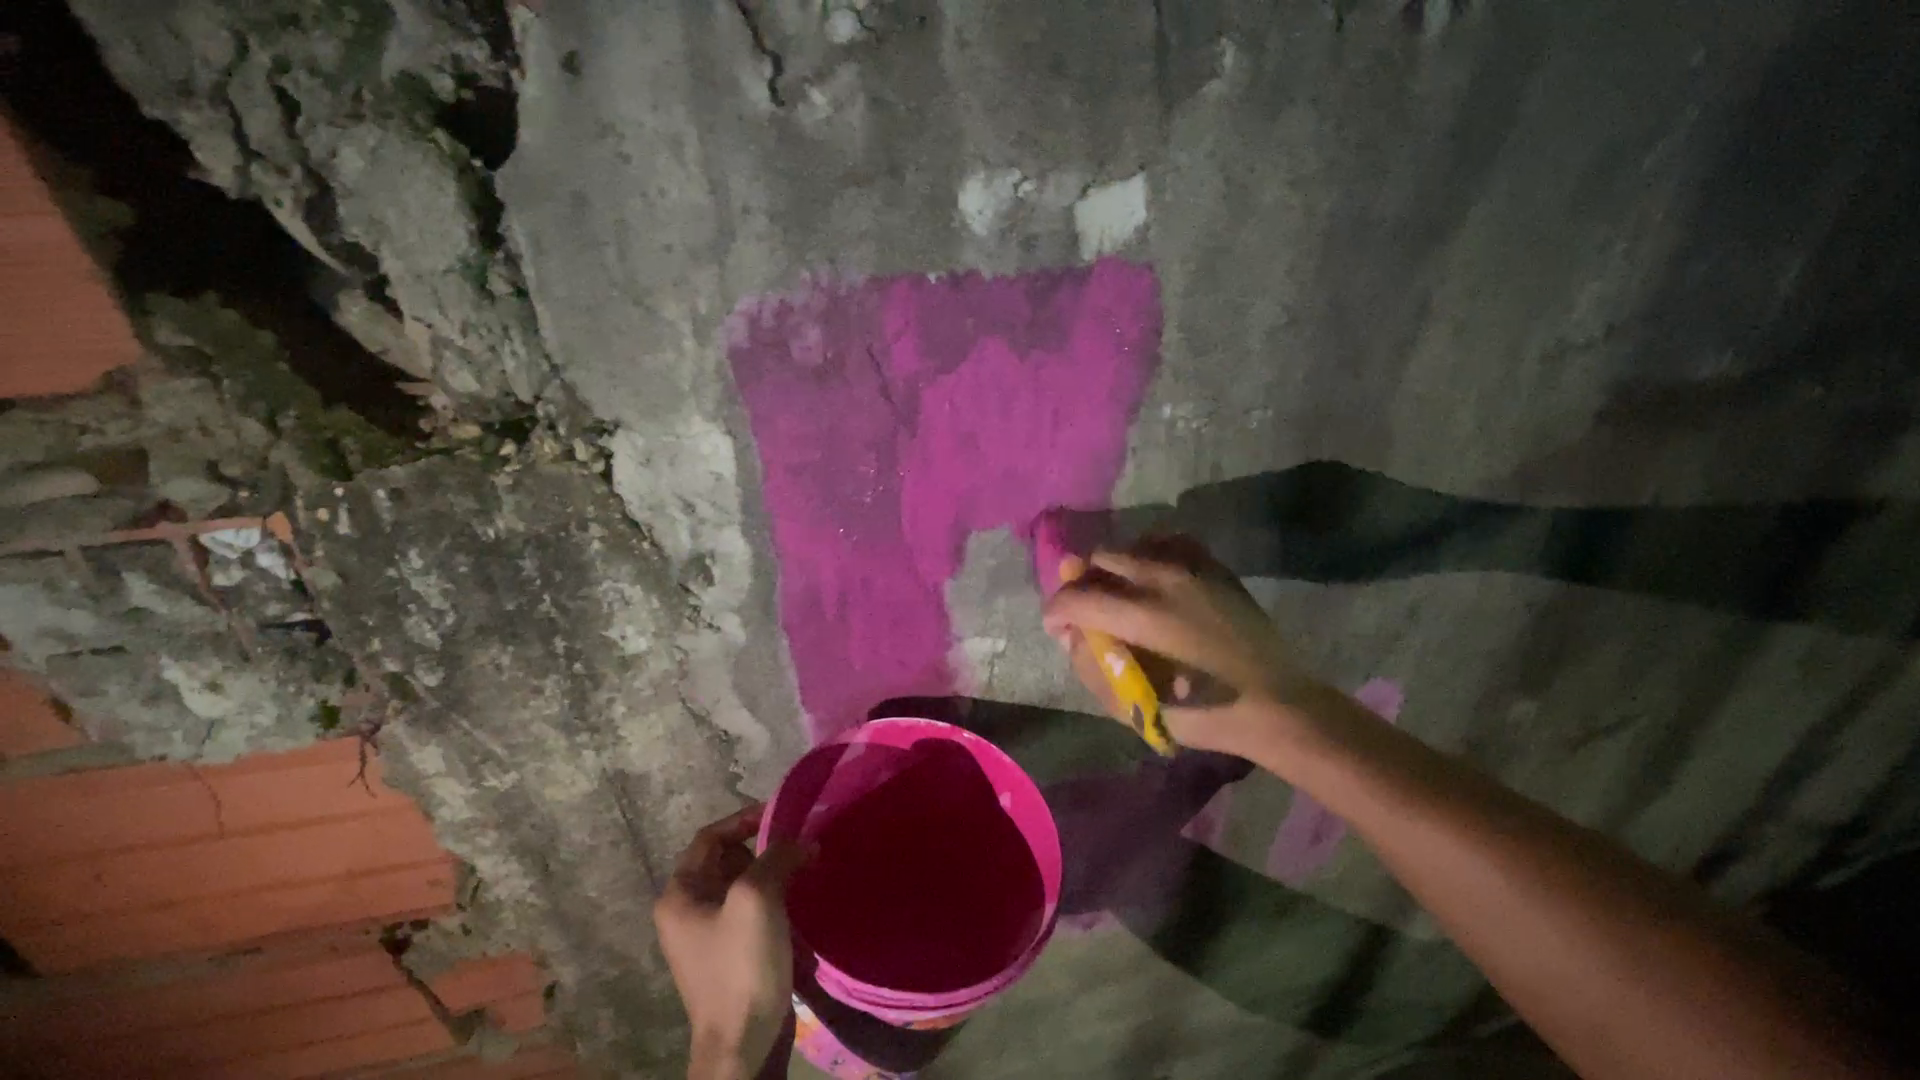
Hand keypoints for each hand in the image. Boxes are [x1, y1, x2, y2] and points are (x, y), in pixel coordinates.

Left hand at [654, 804, 807, 1079]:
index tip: (783, 816)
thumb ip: (777, 857)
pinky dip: (774, 905)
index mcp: (679, 894)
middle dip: (763, 851)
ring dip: (773, 878)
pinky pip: (751, 915)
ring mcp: (706, 938)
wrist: (742, 1045)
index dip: (744, 820)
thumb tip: (801, 841)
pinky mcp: (729, 958)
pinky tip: (798, 909)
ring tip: (804, 875)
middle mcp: (685, 912)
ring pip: (742, 887)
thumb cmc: (741, 966)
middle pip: (727, 860)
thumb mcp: (757, 899)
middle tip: (798, 849)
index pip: (710, 837)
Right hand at [1042, 536, 1324, 755]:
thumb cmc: (1205, 714)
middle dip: (1082, 585)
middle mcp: (1163, 579)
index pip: (1077, 598)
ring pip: (1133, 546)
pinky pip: (1170, 543)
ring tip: (1119, 594)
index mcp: (1142, 616)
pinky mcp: (1216, 567)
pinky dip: (1150, 555)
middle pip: (1100, 559)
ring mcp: (1193, 567)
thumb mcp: (1136, 706)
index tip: (1056, 628)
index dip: (1055, 611)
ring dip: (1115, 568)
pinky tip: (1151, 580)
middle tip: (1086, 612)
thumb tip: (1073, 638)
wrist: (1277, 703)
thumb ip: (1094, 668)